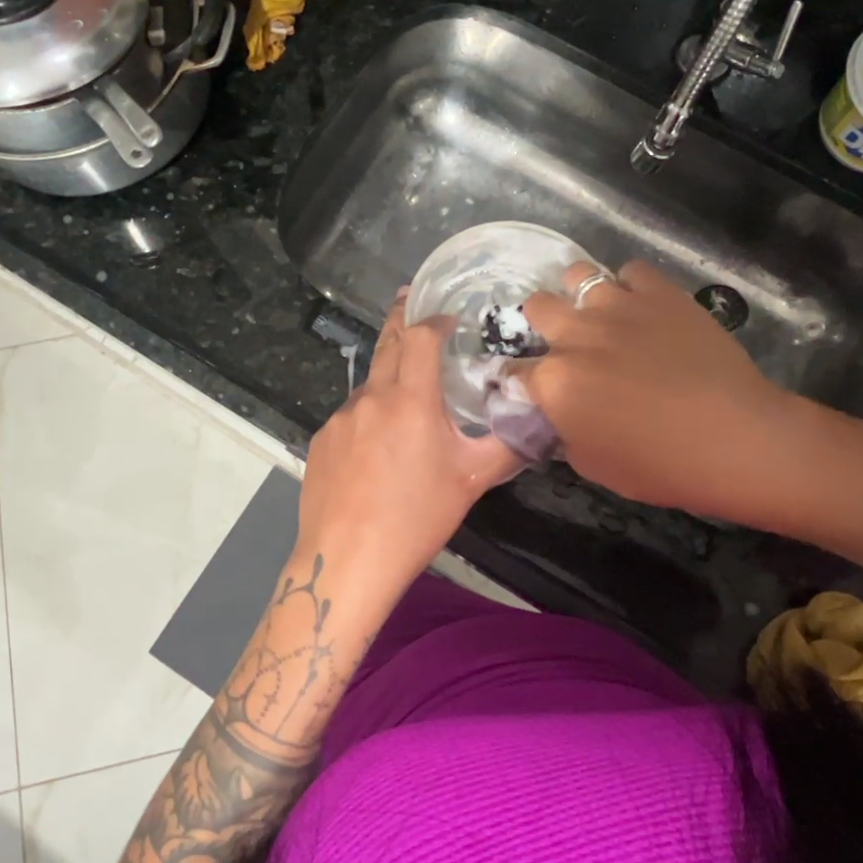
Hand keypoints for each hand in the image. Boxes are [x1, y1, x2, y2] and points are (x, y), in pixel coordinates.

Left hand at [297, 294, 521, 596]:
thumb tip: (541, 424)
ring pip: (369, 384)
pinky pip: (351, 416)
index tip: (449, 320)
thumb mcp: (472, 480)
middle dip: (402, 321)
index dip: (434, 320)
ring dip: (389, 378)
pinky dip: (369, 415)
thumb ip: (509, 446)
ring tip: (407, 398)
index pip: (419, 335)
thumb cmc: (415, 518)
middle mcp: (371, 397)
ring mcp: (340, 419)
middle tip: (413, 302)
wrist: (346, 559)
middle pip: (387, 344)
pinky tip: (378, 448)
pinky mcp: (321, 441)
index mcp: (410, 398)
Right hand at [512, 261, 803, 516]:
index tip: (530, 387)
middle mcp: (576, 335)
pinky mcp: (660, 293)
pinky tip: (641, 306)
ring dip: (580, 294)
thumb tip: (560, 416)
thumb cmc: (661, 466)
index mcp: (554, 382)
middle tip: (565, 343)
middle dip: (543, 323)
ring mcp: (618, 306)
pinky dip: (630, 286)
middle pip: (537, 307)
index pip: (513, 372)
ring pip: (577, 274)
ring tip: (598, 312)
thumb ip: (565, 432)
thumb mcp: (594, 465)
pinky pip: (631, 271)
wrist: (735, 439)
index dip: (518, 380)